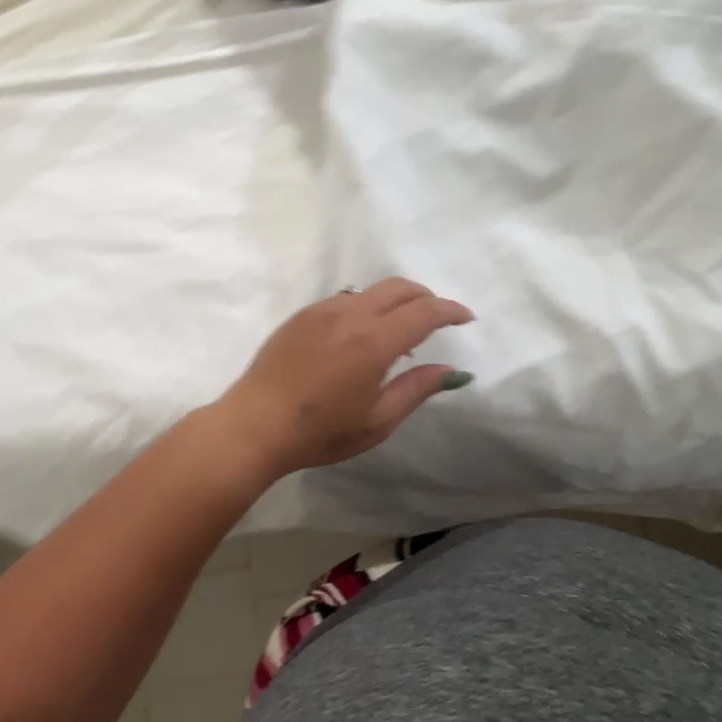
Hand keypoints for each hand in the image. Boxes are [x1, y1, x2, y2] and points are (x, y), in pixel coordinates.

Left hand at [215, 278, 475, 477]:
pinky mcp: (300, 316)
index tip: (466, 317)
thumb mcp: (378, 421)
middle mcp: (349, 315)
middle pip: (398, 288)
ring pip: (369, 291)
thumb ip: (417, 389)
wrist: (254, 426)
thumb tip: (452, 371)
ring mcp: (321, 311)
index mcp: (374, 341)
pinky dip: (365, 308)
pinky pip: (344, 300)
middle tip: (438, 317)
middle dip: (425, 297)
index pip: (424, 312)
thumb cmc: (320, 433)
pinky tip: (360, 338)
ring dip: (394, 301)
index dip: (450, 311)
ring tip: (398, 334)